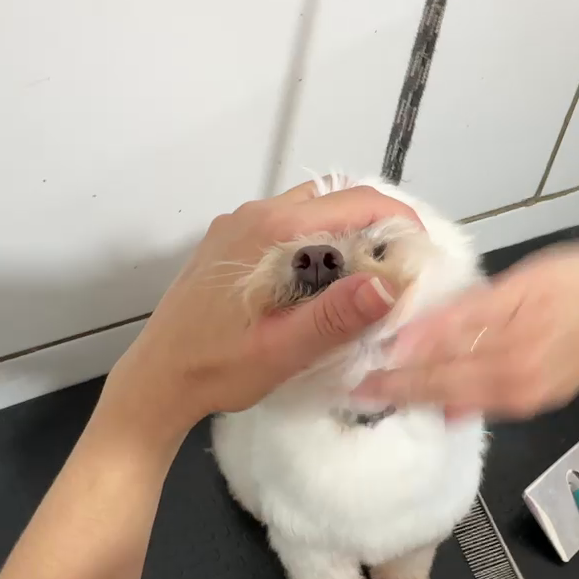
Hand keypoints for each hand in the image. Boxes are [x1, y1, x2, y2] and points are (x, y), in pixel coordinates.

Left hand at [101, 182, 411, 440]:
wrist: (157, 379)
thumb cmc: (217, 368)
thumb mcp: (284, 350)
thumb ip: (336, 316)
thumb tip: (389, 285)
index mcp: (272, 232)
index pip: (354, 201)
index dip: (398, 220)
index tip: (421, 252)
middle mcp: (254, 215)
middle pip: (334, 198)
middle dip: (375, 227)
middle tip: (396, 271)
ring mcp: (238, 226)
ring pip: (311, 211)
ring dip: (345, 236)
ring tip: (364, 280)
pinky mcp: (229, 243)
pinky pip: (286, 226)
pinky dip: (316, 244)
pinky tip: (321, 286)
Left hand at [354, 241, 578, 418]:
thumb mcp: (519, 284)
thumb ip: (463, 315)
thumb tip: (410, 340)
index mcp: (507, 353)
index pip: (433, 369)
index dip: (392, 377)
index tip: (355, 381)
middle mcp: (512, 387)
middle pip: (440, 392)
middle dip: (397, 392)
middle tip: (356, 390)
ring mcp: (524, 400)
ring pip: (457, 401)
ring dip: (419, 396)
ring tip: (381, 389)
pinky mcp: (533, 402)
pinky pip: (481, 402)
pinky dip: (449, 396)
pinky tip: (427, 388)